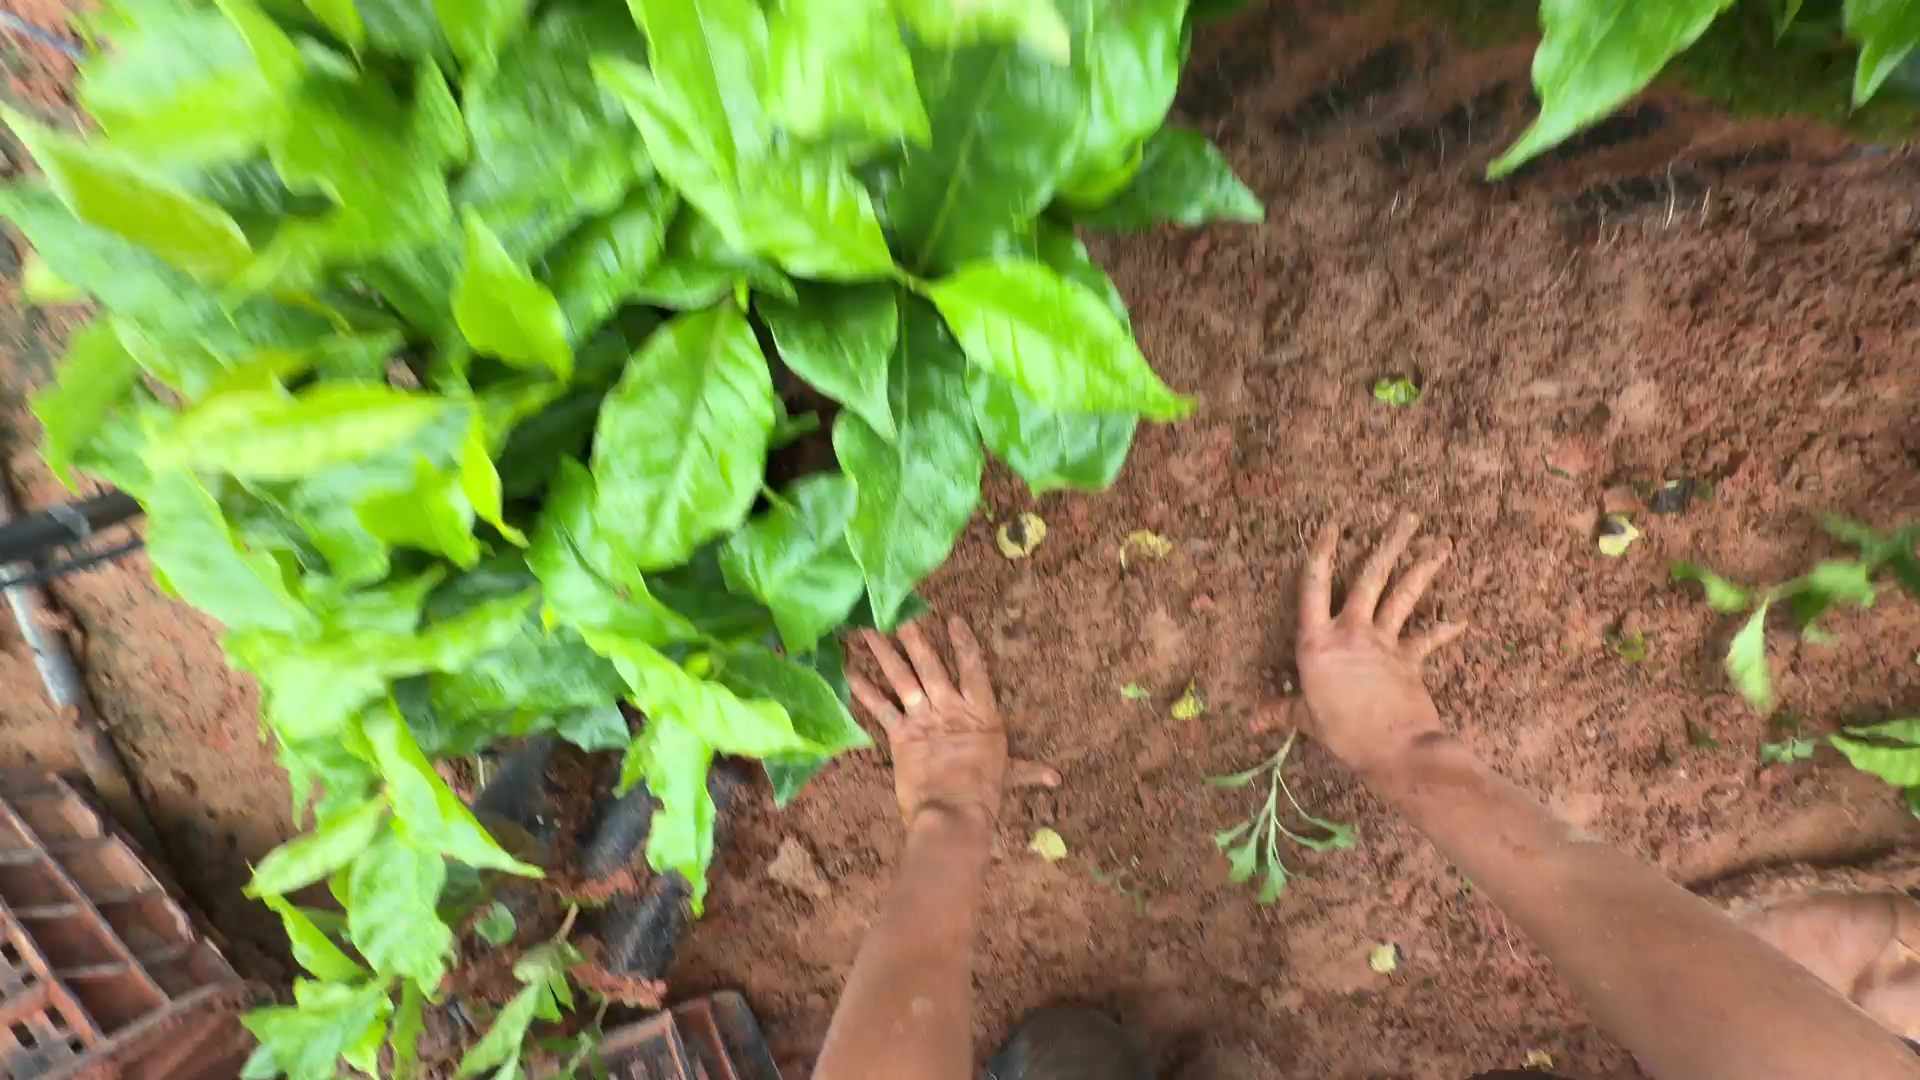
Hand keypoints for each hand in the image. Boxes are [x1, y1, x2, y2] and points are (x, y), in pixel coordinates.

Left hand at [851, 616, 1058, 828]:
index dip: (964, 643)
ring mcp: (924, 719)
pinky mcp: (901, 735)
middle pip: (930, 664)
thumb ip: (1028, 769)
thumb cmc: (984, 794)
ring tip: (868, 629)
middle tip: (898, 611)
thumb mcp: (1008, 775)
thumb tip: (1056, 778)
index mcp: (981, 712)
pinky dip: (864, 689)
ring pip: (902, 678)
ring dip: (884, 652)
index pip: (973, 668)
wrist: (953, 814)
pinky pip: (880, 707)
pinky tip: (849, 670)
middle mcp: (950, 708)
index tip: (953, 618)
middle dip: (914, 637)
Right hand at [1295, 512, 1467, 778]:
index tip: (1332, 525)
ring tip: (1441, 544)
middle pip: (1370, 578)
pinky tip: (1460, 619)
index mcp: (1316, 640)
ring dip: (1423, 568)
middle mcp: (1350, 631)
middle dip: (1389, 544)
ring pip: (1403, 596)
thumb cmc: (1340, 731)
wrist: (1394, 749)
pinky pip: (1427, 638)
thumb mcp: (1304, 717)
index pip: (1315, 585)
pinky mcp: (1410, 660)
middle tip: (1407, 516)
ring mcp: (1384, 643)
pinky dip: (1443, 628)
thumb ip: (1281, 710)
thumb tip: (1252, 721)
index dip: (1322, 552)